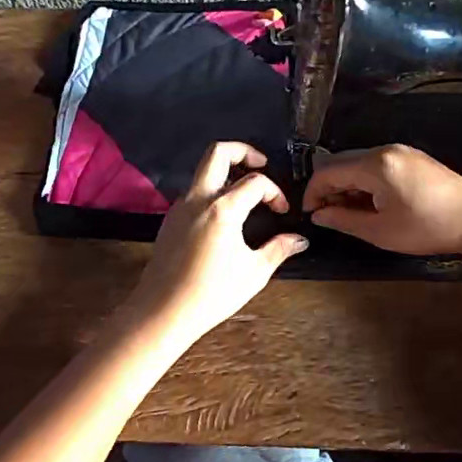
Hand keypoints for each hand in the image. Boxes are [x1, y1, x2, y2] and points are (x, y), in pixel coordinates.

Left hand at [125, 142, 308, 339]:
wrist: (163, 310)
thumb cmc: (209, 294)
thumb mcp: (254, 272)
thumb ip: (278, 249)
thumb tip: (298, 240)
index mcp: (222, 209)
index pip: (255, 181)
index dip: (275, 192)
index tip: (281, 210)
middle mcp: (197, 200)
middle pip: (218, 152)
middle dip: (243, 151)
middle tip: (261, 163)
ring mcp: (180, 207)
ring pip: (202, 170)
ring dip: (225, 170)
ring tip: (244, 188)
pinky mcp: (170, 219)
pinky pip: (192, 191)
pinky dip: (211, 190)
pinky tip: (224, 213)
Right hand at [302, 144, 461, 255]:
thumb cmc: (429, 228)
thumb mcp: (380, 231)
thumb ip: (342, 220)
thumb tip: (318, 215)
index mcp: (374, 165)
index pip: (327, 172)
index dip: (312, 193)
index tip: (310, 214)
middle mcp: (385, 150)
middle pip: (339, 162)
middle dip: (327, 188)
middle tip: (328, 215)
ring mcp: (400, 151)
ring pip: (356, 162)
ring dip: (346, 185)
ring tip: (350, 213)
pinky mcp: (412, 157)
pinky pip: (375, 164)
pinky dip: (364, 181)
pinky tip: (371, 203)